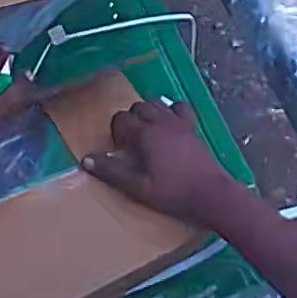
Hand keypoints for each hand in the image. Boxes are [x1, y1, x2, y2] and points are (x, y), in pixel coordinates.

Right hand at [81, 100, 250, 229]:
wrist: (211, 194)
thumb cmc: (173, 192)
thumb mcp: (138, 187)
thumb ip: (112, 172)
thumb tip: (86, 160)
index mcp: (145, 134)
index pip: (121, 119)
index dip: (116, 131)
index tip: (119, 148)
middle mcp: (161, 122)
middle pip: (138, 107)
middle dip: (130, 119)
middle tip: (131, 141)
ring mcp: (179, 123)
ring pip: (157, 103)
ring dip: (147, 112)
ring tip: (147, 132)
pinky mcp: (193, 128)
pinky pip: (179, 107)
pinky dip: (170, 110)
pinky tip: (169, 124)